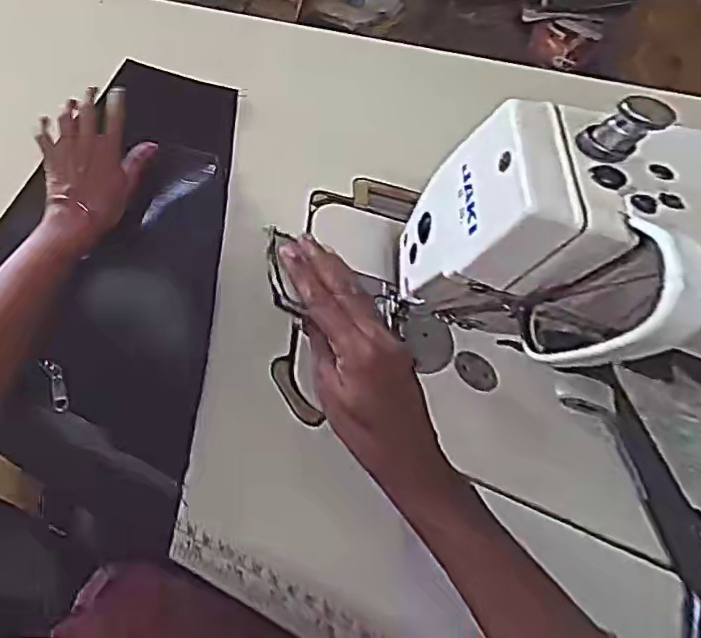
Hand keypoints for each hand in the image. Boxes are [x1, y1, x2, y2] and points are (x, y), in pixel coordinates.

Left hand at [35, 87, 158, 254]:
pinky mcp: (51, 161)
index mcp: (107, 151)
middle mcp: (86, 146)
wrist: (74, 222)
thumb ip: (138, 163)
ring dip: (67, 110)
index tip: (116, 92)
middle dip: (89, 99)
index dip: (116, 103)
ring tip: (69, 101)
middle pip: (88, 115)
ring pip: (66, 123)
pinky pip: (45, 140)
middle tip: (90, 89)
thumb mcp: (128, 186)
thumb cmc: (100, 209)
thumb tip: (150, 147)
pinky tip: (41, 122)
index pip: (114, 120)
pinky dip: (43, 130)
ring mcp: (67, 152)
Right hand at [278, 236, 459, 503]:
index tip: (289, 254)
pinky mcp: (397, 348)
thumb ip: (320, 348)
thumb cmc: (371, 436)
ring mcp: (392, 342)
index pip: (323, 301)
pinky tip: (343, 279)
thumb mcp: (329, 391)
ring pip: (359, 294)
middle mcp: (380, 341)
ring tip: (319, 250)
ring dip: (336, 269)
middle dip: (320, 261)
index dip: (303, 274)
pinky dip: (351, 287)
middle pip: (345, 289)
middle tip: (302, 241)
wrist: (411, 459)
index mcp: (359, 351)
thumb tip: (312, 321)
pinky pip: (369, 307)